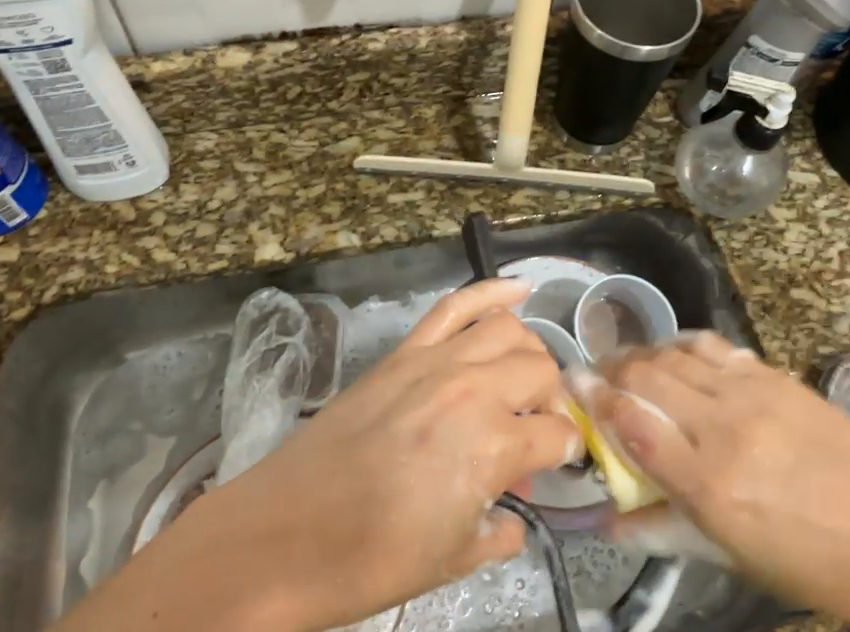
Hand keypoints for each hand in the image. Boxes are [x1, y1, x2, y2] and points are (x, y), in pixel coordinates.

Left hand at [141, 278, 581, 630]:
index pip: (558, 434)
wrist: (284, 534)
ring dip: (528, 351)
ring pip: (507, 330)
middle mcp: (473, 391)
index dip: (565, 452)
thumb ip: (499, 531)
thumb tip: (515, 515)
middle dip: (550, 402)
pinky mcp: (403, 352)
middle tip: (533, 430)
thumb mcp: (452, 560)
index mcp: (493, 447)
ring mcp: (435, 362)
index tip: (557, 464)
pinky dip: (490, 291)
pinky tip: (518, 289)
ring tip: (524, 377)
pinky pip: (454, 306)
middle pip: (541, 373)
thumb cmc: (371, 558)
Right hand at [582, 333, 849, 614]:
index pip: (630, 423)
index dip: (590, 398)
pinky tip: (677, 355)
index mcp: (711, 484)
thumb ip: (664, 530)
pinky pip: (716, 348)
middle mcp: (725, 428)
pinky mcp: (779, 378)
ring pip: (676, 353)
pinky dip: (685, 346)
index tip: (567, 384)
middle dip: (609, 370)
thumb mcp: (733, 558)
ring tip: (629, 366)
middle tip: (593, 377)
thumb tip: (608, 521)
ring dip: (643, 355)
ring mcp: (755, 395)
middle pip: (645, 376)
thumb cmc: (818, 565)